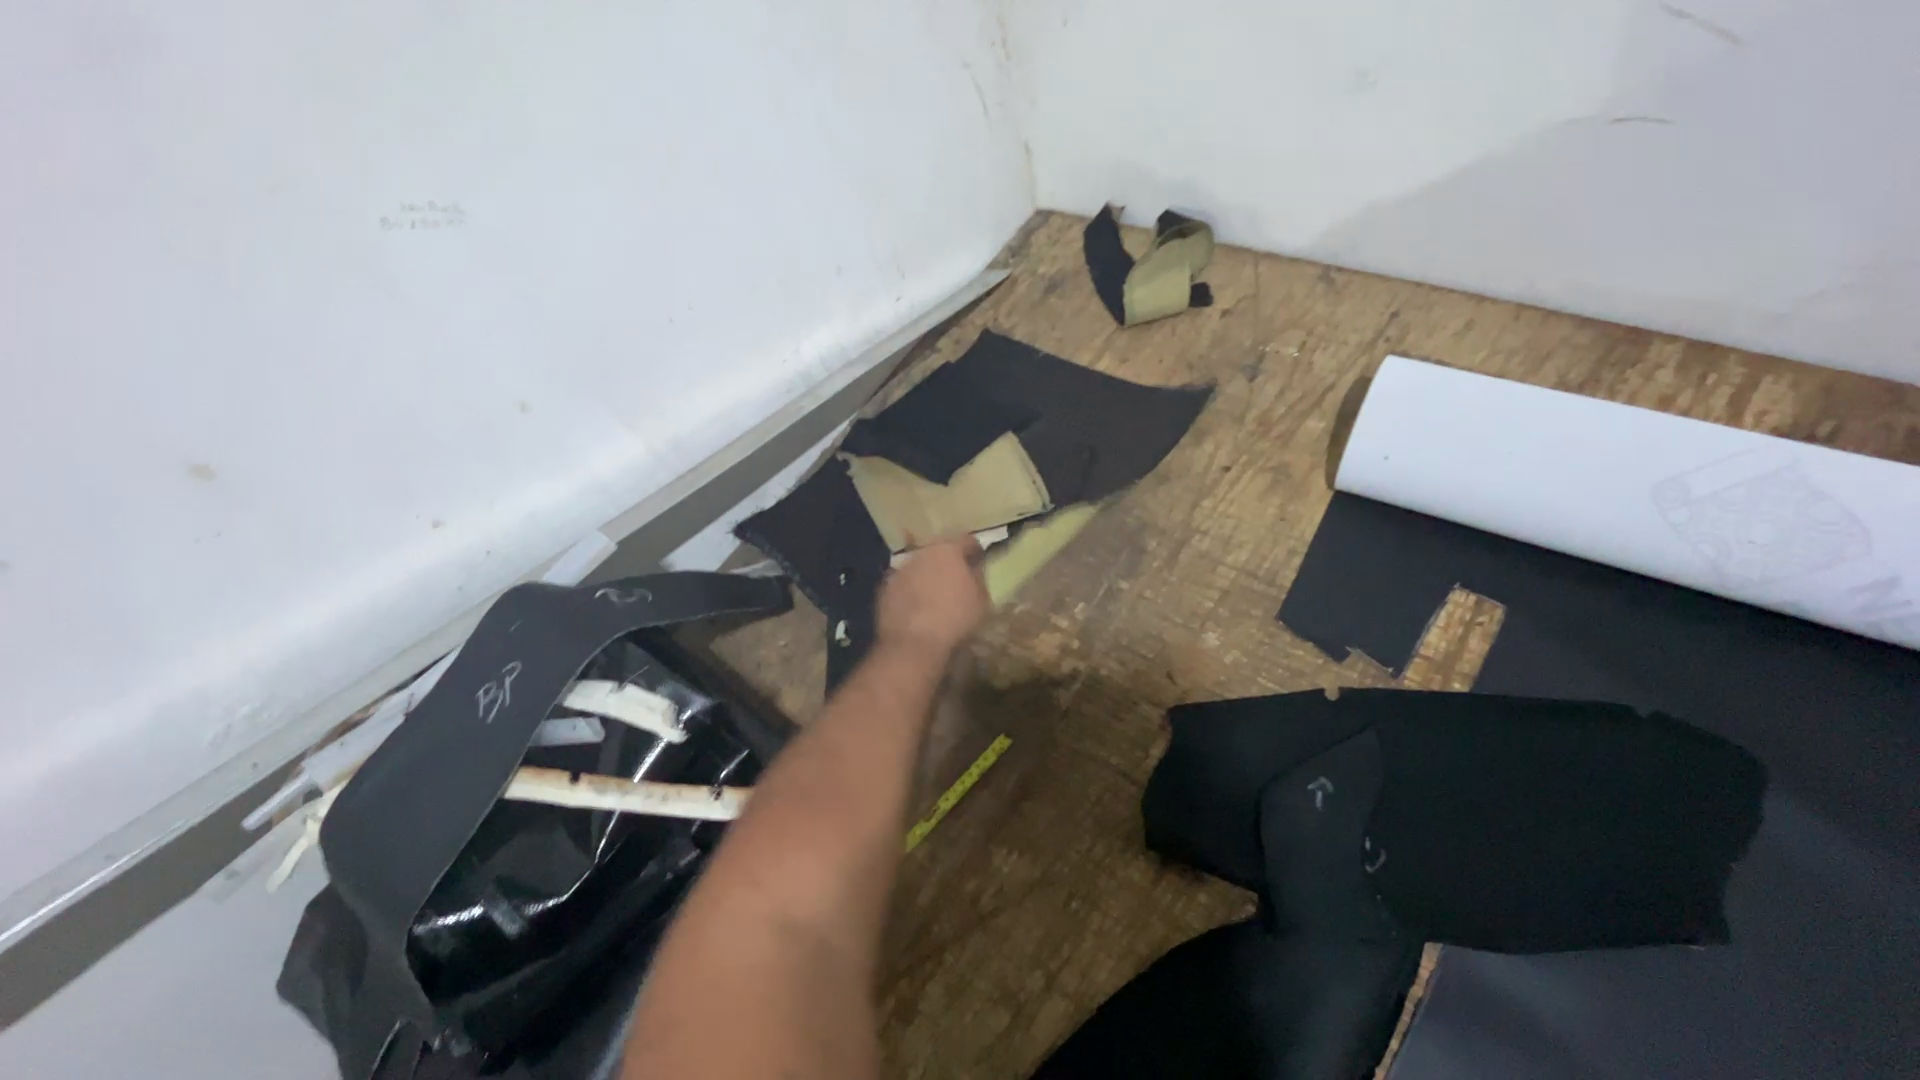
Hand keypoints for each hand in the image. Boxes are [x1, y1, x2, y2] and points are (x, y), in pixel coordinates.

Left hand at [876, 536, 988, 659]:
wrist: (912, 643)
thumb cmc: (954, 618)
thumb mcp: (981, 600)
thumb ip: (978, 578)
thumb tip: (974, 569)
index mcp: (947, 550)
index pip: (966, 540)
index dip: (975, 549)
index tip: (980, 558)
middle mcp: (921, 553)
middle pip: (938, 551)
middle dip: (947, 561)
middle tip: (956, 577)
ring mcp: (899, 570)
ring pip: (918, 566)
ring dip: (926, 575)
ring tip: (933, 594)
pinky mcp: (884, 589)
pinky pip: (903, 584)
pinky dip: (910, 591)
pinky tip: (916, 607)